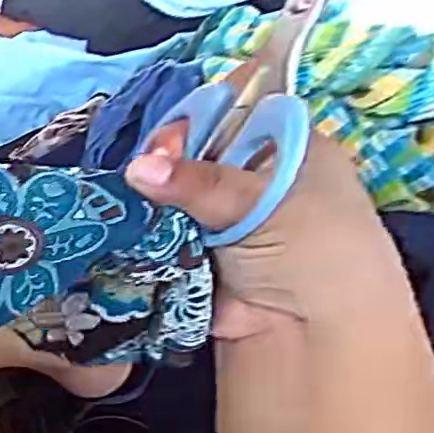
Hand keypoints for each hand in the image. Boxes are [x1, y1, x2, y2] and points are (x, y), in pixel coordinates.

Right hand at [125, 124, 408, 340]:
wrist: (303, 331)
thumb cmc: (312, 250)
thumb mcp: (264, 203)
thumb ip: (201, 182)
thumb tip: (137, 167)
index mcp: (282, 141)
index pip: (233, 102)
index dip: (201, 110)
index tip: (175, 137)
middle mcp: (244, 172)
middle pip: (190, 145)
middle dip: (163, 157)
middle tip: (146, 174)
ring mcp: (210, 212)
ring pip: (165, 189)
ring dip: (145, 196)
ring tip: (130, 203)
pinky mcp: (183, 249)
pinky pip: (152, 229)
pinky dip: (136, 229)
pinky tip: (121, 225)